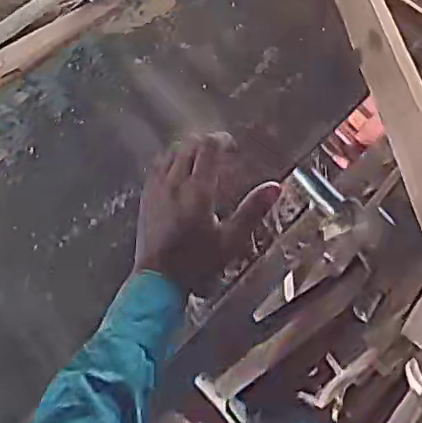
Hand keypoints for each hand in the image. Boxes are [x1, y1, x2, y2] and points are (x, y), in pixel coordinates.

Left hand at [134, 133, 282, 294]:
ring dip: (188, 150)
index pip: (208, 147)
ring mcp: (157, 187)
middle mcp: (175, 182)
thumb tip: (274, 187)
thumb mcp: (231, 240)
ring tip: (201, 161)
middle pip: (190, 145)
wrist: (156, 282)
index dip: (222, 140)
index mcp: (198, 190)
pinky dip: (171, 160)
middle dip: (207, 144)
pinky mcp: (146, 195)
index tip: (232, 147)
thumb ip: (253, 210)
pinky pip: (158, 164)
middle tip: (220, 154)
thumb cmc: (196, 263)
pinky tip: (178, 172)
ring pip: (172, 152)